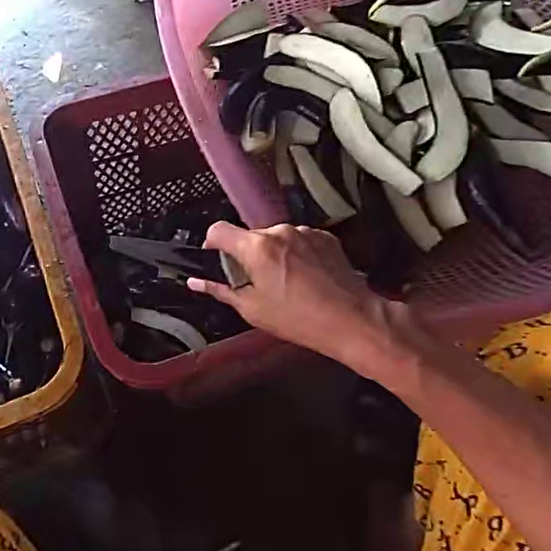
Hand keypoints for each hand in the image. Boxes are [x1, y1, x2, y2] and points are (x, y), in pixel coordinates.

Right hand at [188, 222, 415, 370]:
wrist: (352, 320)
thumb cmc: (303, 319)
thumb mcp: (252, 309)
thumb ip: (221, 290)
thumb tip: (198, 282)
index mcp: (256, 248)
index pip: (218, 230)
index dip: (211, 245)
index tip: (216, 260)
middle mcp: (280, 232)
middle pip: (249, 236)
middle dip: (247, 256)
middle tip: (254, 285)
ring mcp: (305, 232)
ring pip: (275, 239)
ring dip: (273, 256)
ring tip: (284, 286)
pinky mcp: (324, 238)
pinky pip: (299, 241)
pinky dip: (296, 256)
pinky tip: (304, 281)